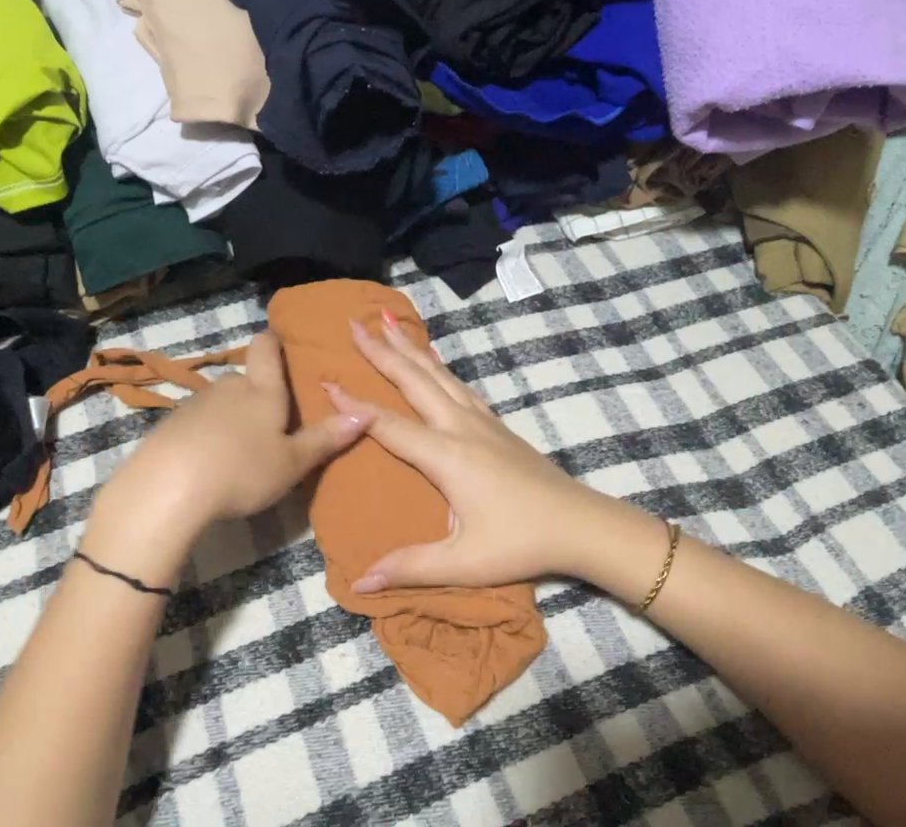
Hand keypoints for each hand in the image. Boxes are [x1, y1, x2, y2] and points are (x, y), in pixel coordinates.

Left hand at [83, 333, 370, 583]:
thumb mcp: (292, 462)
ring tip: (241, 449)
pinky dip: (206, 437)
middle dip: (257, 395)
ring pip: (221, 403)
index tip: (280, 342)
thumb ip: (325, 439)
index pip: (266, 348)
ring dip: (231, 418)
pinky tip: (209, 464)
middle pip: (245, 380)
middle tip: (272, 423)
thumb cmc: (242, 470)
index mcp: (262, 390)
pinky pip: (197, 424)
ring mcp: (195, 405)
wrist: (168, 488)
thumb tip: (366, 413)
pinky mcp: (169, 426)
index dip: (273, 341)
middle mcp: (228, 387)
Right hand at [324, 317, 662, 595]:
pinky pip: (459, 384)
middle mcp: (461, 427)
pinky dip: (439, 365)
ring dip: (410, 349)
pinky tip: (433, 358)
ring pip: (438, 375)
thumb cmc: (522, 543)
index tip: (324, 380)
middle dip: (381, 352)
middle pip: (414, 381)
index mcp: (447, 456)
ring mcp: (482, 421)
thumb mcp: (464, 562)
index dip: (354, 405)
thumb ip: (411, 568)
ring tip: (387, 323)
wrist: (581, 524)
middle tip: (353, 325)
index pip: (389, 425)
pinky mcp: (497, 425)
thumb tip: (359, 582)